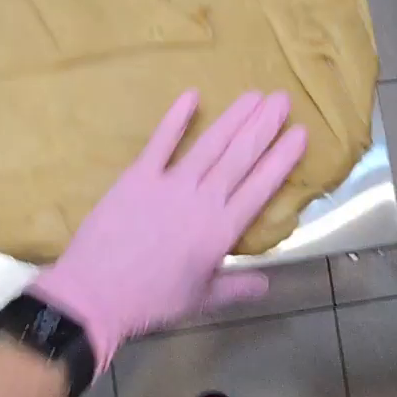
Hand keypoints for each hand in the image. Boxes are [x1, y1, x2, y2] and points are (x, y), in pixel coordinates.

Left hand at [31, 90, 307, 374]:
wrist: (96, 294)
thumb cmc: (151, 301)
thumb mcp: (200, 300)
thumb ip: (236, 288)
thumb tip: (268, 283)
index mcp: (221, 230)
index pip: (261, 187)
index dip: (282, 158)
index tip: (300, 133)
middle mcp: (202, 200)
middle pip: (240, 157)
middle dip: (264, 126)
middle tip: (282, 98)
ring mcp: (170, 184)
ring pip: (210, 145)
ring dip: (233, 118)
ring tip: (254, 94)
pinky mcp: (138, 177)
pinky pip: (160, 142)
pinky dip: (176, 118)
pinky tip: (192, 94)